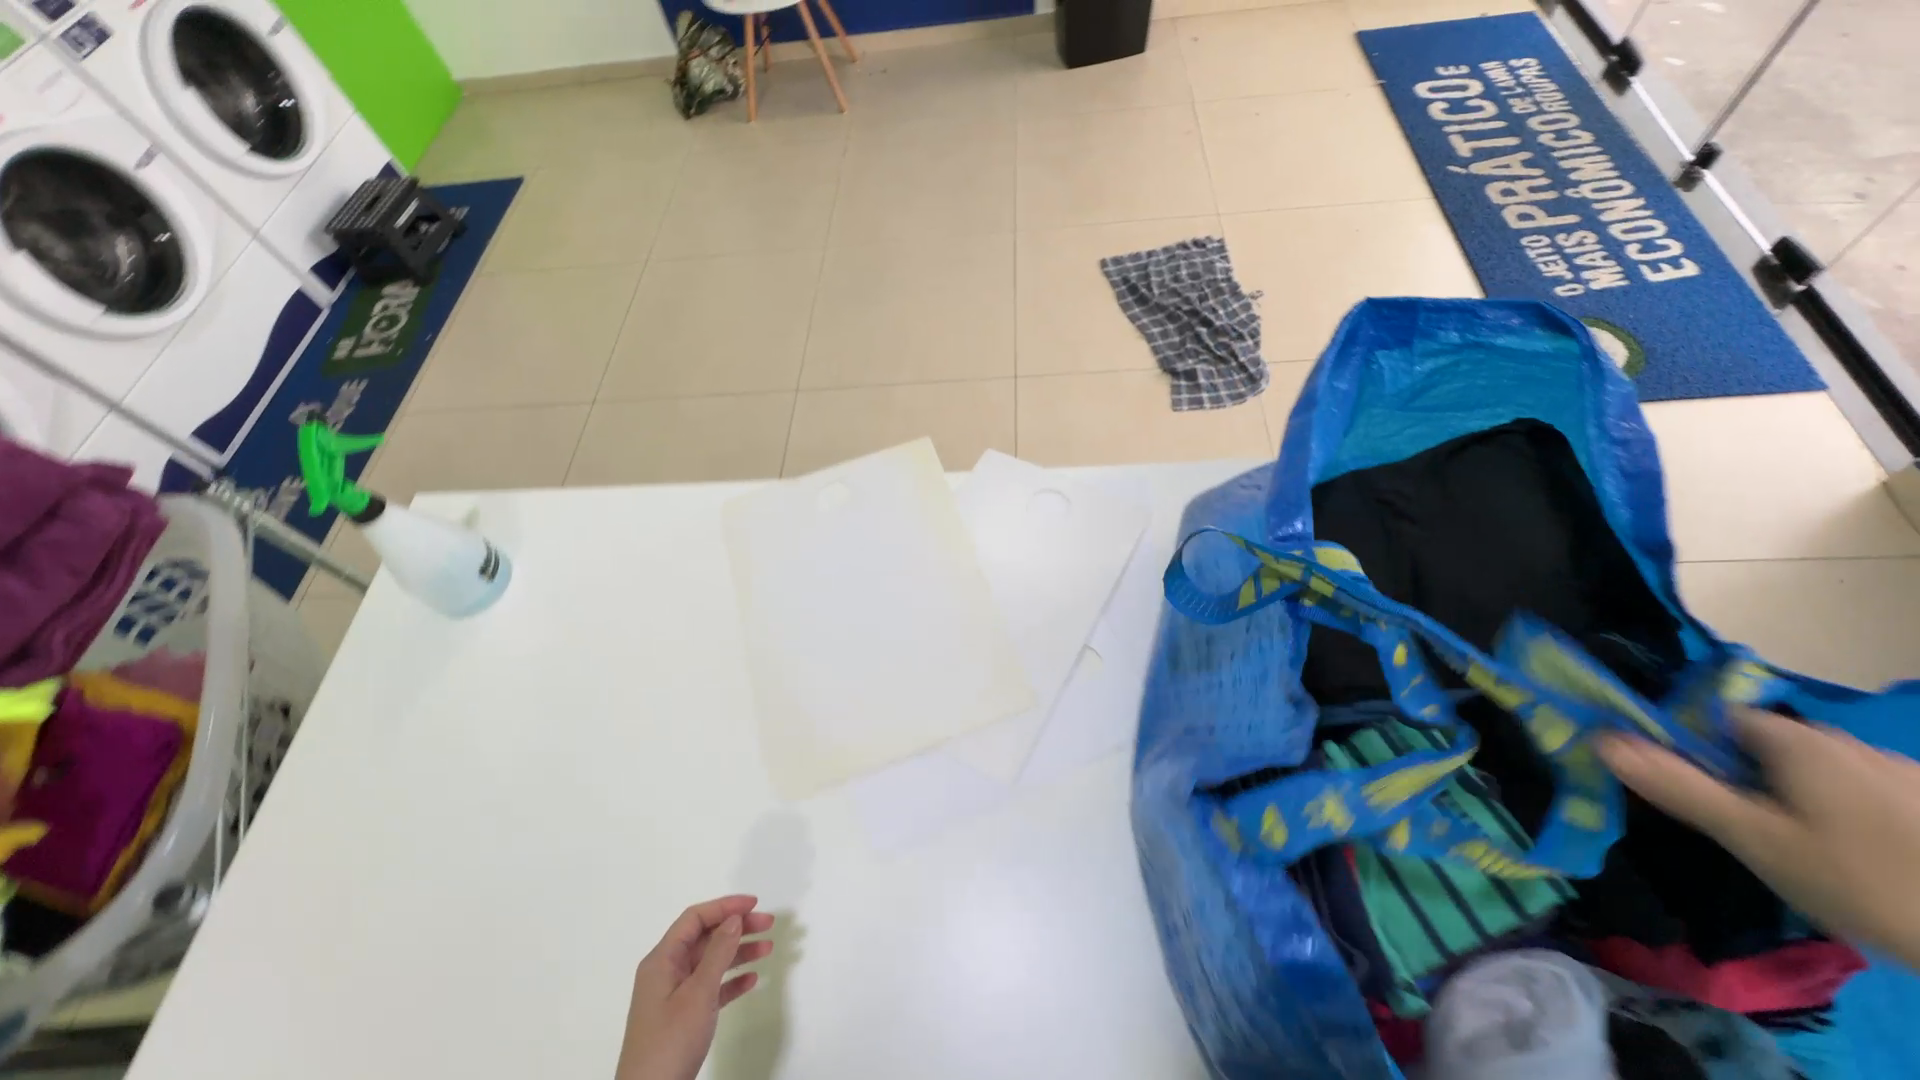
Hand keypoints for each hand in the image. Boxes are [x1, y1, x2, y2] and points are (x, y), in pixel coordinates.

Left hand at [614, 896, 775, 1079]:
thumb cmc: (671, 1040)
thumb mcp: (698, 993)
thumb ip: (717, 953)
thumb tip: (734, 918)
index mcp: (662, 960)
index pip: (694, 919)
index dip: (724, 907)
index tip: (755, 904)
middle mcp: (666, 971)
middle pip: (705, 938)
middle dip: (736, 928)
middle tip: (769, 925)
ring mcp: (675, 995)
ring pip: (711, 962)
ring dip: (738, 953)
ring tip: (768, 948)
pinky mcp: (684, 1016)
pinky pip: (711, 988)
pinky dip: (731, 981)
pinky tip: (752, 979)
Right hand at [1597, 709, 1919, 969]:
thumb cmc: (1856, 880)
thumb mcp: (1751, 838)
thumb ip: (1676, 785)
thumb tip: (1601, 739)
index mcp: (1798, 740)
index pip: (1718, 719)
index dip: (1692, 748)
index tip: (1691, 794)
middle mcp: (1847, 741)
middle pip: (1768, 745)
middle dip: (1744, 778)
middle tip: (1742, 833)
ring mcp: (1897, 771)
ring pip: (1815, 771)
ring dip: (1794, 797)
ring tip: (1801, 854)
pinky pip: (1859, 793)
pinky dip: (1842, 814)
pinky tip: (1854, 859)